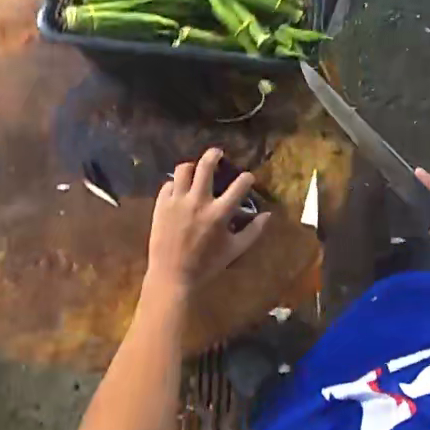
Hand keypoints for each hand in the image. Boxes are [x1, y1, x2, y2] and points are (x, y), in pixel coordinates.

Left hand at [144, 148, 271, 303]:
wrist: (172, 276)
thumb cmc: (207, 264)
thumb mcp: (235, 250)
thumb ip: (253, 231)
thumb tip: (268, 215)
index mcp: (219, 213)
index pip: (239, 185)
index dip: (247, 178)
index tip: (248, 178)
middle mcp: (198, 201)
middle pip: (206, 166)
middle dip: (214, 155)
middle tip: (218, 153)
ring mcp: (177, 201)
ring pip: (183, 169)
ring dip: (192, 166)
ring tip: (196, 168)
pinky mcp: (161, 205)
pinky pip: (168, 185)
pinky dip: (175, 184)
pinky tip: (180, 189)